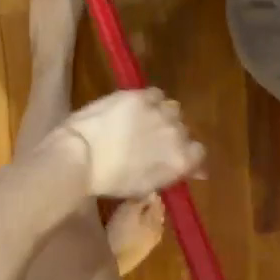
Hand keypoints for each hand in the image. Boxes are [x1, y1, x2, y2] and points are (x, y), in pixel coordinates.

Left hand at [51, 88, 205, 197]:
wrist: (81, 155)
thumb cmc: (110, 180)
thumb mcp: (145, 186)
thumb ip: (171, 174)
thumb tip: (197, 172)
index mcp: (180, 160)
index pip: (198, 152)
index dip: (186, 153)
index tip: (173, 157)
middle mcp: (176, 133)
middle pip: (183, 129)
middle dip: (171, 135)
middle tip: (151, 141)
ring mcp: (159, 111)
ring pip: (172, 108)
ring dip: (162, 115)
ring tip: (143, 121)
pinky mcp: (140, 95)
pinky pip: (155, 93)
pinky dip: (149, 100)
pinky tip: (135, 107)